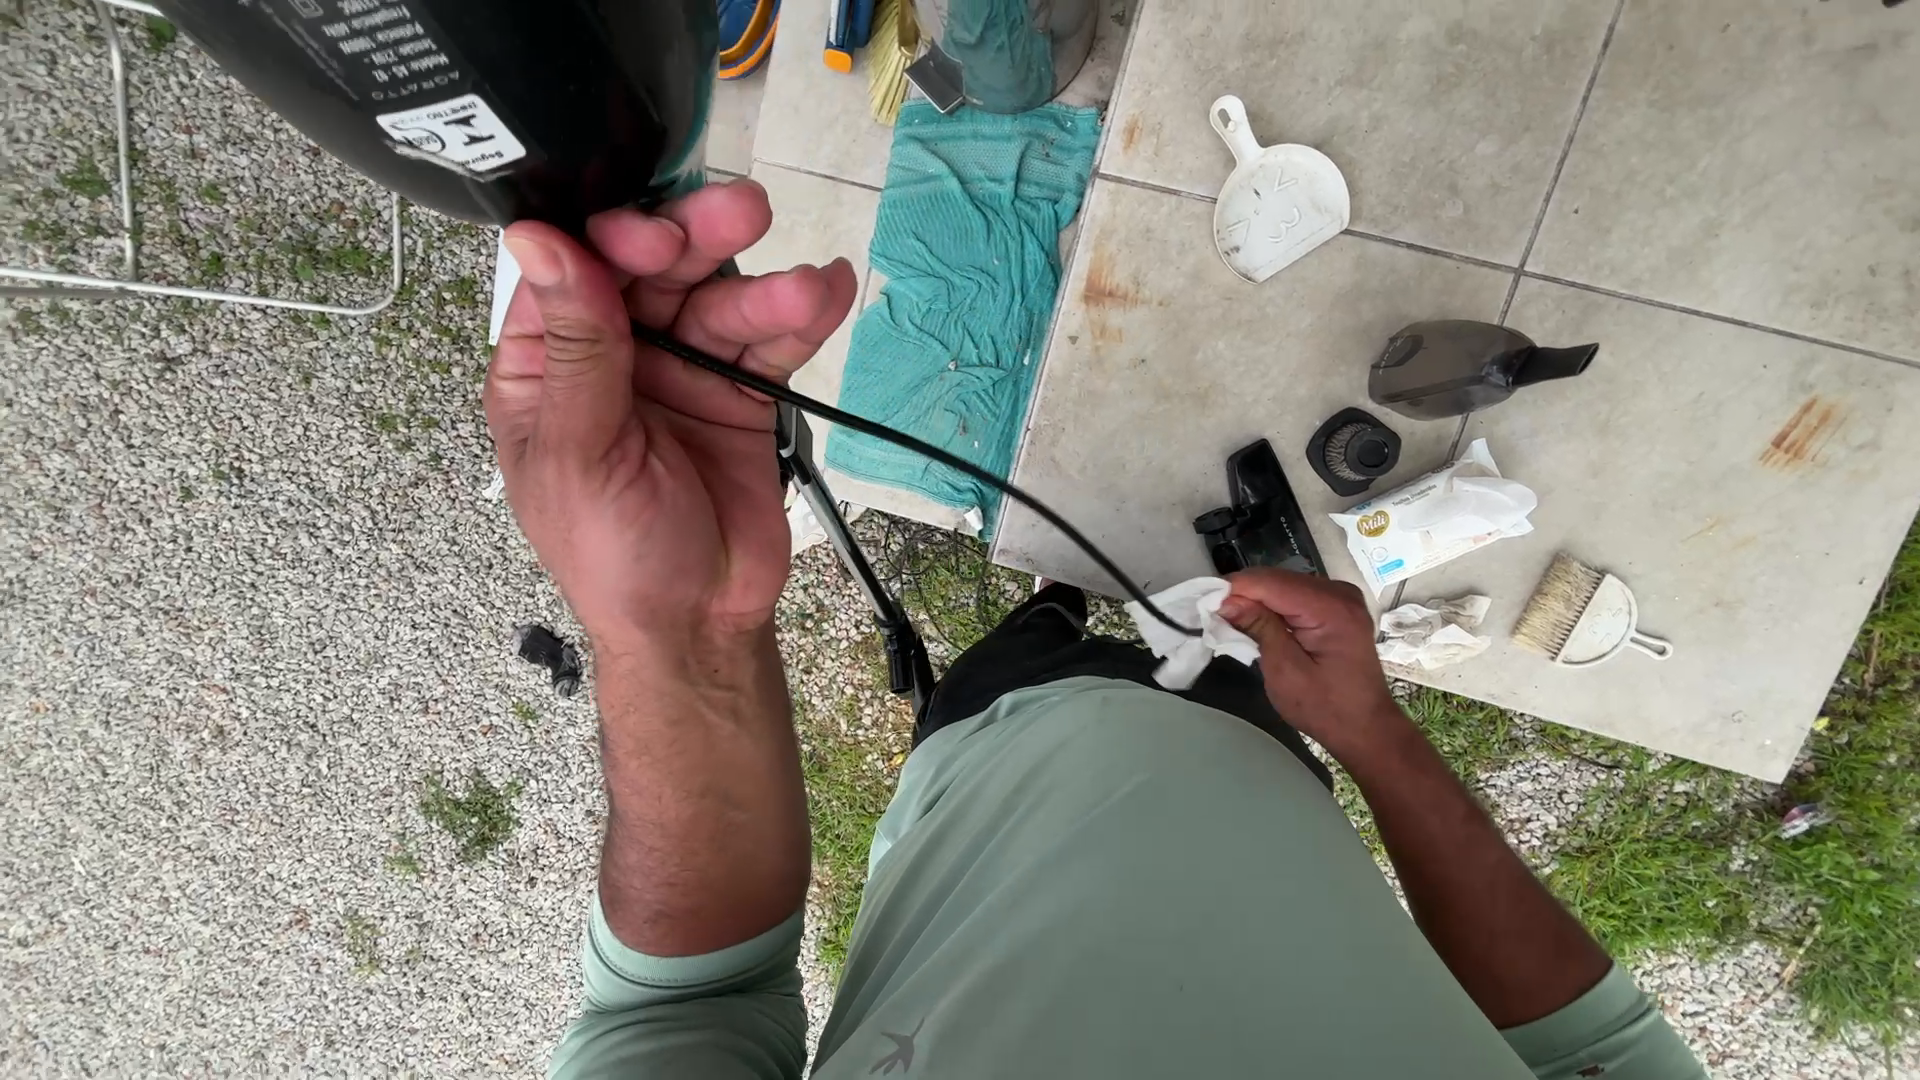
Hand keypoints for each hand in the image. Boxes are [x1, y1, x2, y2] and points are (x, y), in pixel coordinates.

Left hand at [483, 180, 857, 651]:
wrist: (698, 620)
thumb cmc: (614, 553)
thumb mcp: (581, 455)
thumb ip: (578, 352)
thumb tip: (541, 241)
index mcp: (551, 365)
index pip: (578, 275)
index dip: (618, 243)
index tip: (660, 240)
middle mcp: (620, 355)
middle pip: (658, 274)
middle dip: (699, 241)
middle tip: (743, 211)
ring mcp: (686, 373)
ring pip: (723, 306)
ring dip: (768, 289)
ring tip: (809, 288)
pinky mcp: (743, 398)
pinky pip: (770, 349)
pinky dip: (801, 321)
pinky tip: (831, 292)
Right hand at [1217, 569, 1406, 760]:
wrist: (1365, 727)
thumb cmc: (1325, 707)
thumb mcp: (1284, 671)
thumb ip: (1258, 628)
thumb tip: (1226, 601)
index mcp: (1331, 608)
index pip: (1270, 582)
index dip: (1233, 589)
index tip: (1204, 606)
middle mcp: (1339, 592)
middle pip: (1275, 579)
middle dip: (1242, 594)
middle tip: (1214, 617)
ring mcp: (1340, 597)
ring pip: (1281, 584)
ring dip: (1254, 600)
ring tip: (1231, 621)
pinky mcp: (1336, 606)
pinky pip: (1293, 594)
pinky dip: (1271, 605)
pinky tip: (1257, 622)